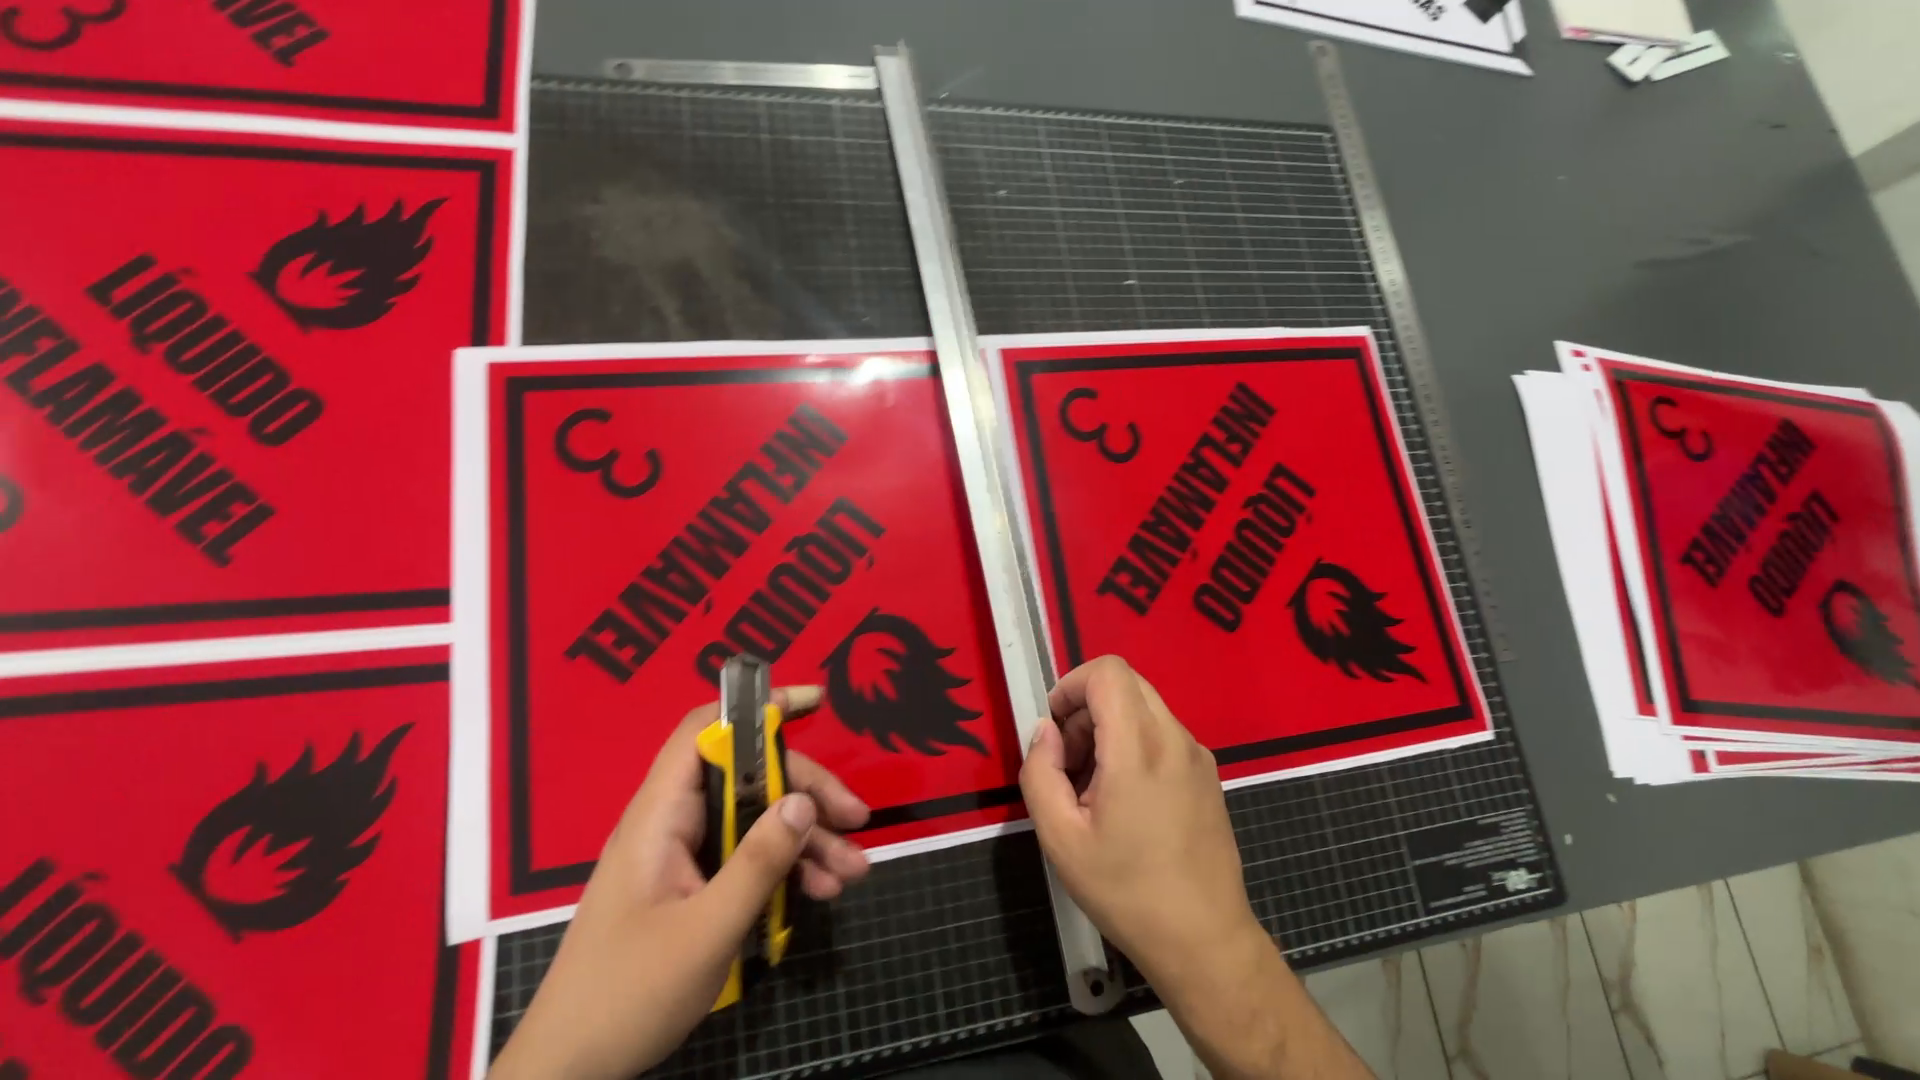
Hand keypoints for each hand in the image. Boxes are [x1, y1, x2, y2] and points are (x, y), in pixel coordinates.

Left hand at [490, 687, 872, 1079]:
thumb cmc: (628, 995)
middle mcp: (672, 825)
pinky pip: (745, 862)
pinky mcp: (690, 890)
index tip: (815, 703)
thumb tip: (803, 800)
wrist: (570, 1069)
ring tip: (853, 872)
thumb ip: (758, 863)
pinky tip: (821, 893)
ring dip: (805, 841)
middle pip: (747, 780)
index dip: (758, 709)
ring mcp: (681, 859)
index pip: (706, 732)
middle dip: (806, 793)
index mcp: (660, 816)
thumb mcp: (707, 931)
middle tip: (858, 820)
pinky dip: (784, 871)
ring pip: (753, 824)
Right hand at [1017, 657, 1262, 987]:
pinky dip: (1133, 747)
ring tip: (1092, 790)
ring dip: (1109, 730)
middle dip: (1086, 709)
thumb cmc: (1126, 891)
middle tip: (1069, 764)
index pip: (1108, 671)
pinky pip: (1163, 736)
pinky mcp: (1207, 776)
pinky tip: (1124, 803)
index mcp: (1140, 748)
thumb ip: (1040, 773)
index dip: (1070, 686)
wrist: (1204, 940)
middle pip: (1126, 684)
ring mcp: (1198, 756)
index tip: (1055, 730)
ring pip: (1144, 709)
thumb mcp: (1060, 839)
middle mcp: (1176, 739)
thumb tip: (1046, 732)